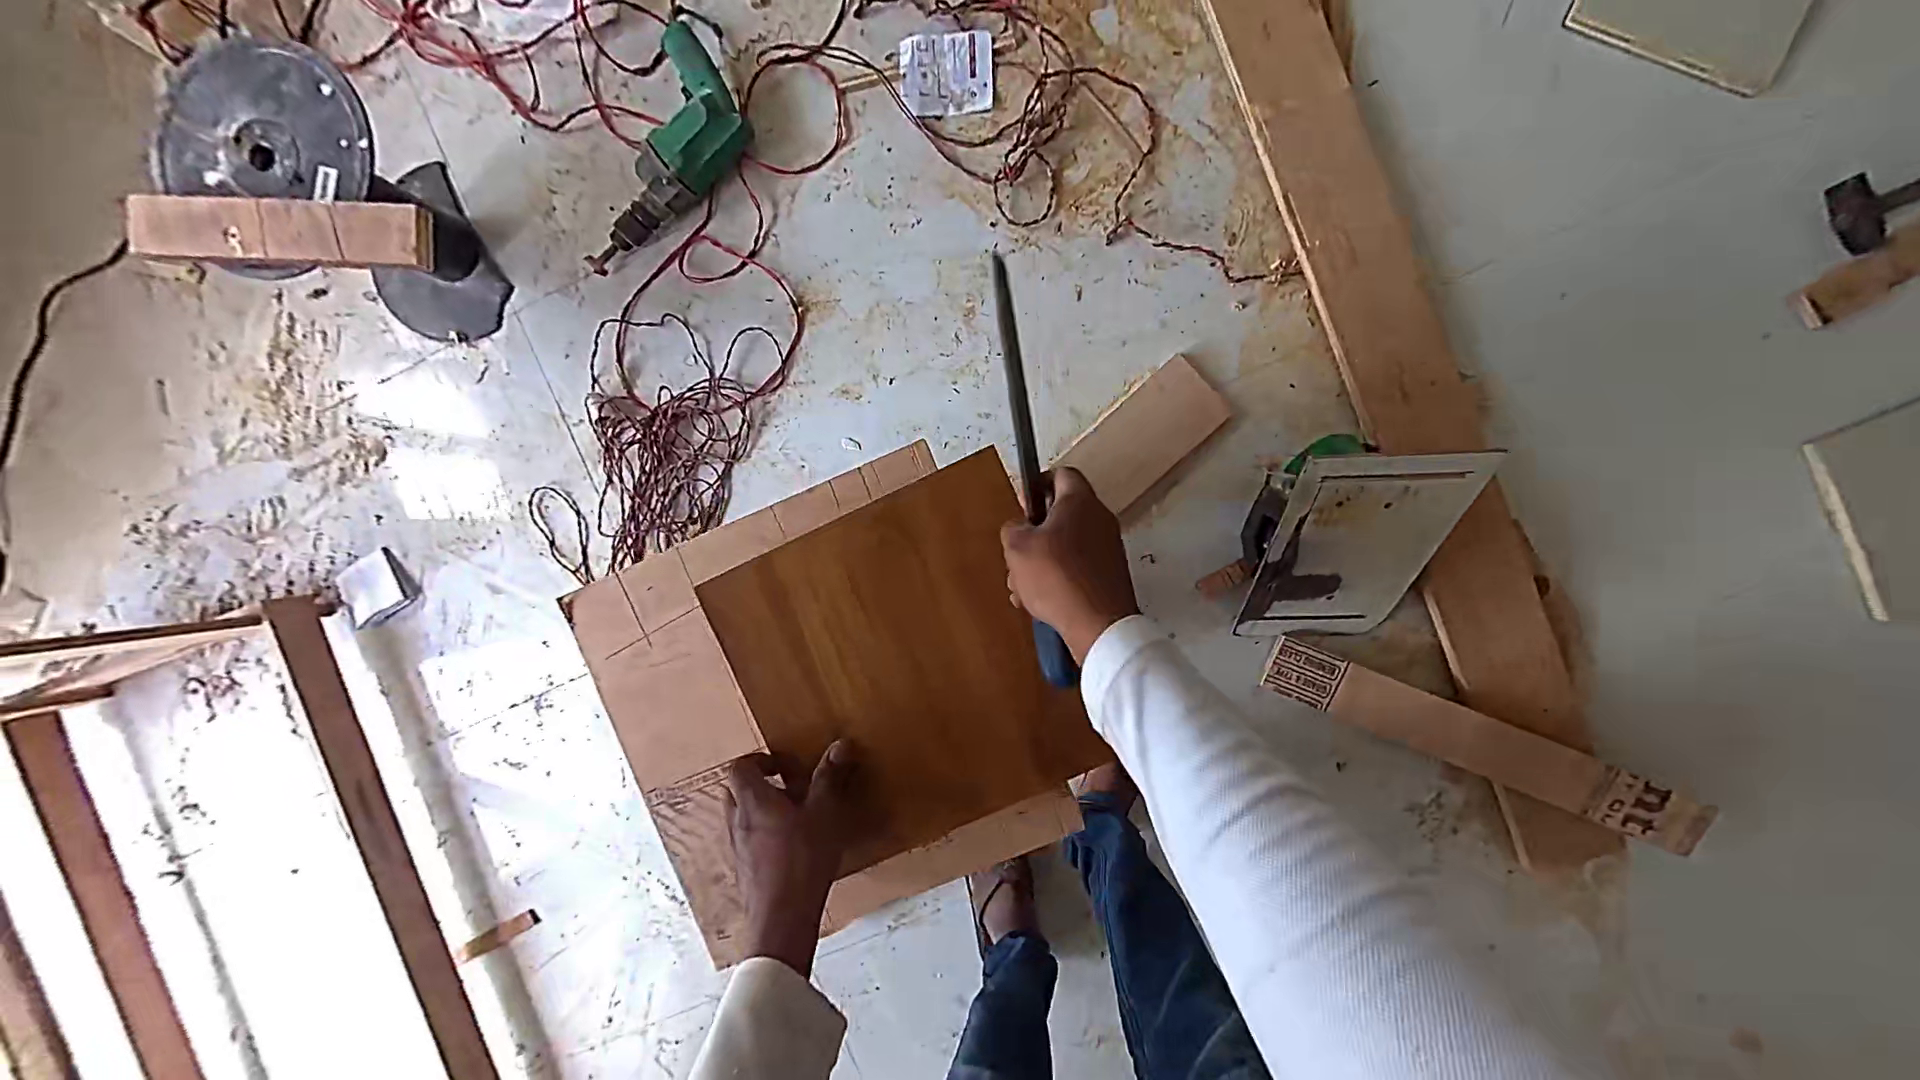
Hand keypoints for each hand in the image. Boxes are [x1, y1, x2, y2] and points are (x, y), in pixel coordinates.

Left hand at [723, 740, 856, 976]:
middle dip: (763, 783)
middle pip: (737, 790)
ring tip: (797, 816)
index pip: (740, 767)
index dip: (762, 760)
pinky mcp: (745, 871)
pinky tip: (794, 846)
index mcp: (752, 801)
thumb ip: (829, 777)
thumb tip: (840, 745)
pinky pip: (749, 841)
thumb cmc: (802, 860)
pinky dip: (766, 834)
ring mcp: (738, 849)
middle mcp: (738, 822)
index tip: (788, 767)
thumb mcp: (823, 812)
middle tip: (792, 788)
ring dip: (764, 809)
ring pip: (743, 816)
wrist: (782, 920)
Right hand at [1001, 467, 1140, 663]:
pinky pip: (1076, 568)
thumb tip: (1019, 528)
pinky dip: (1057, 579)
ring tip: (1022, 586)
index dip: (1038, 483)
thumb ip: (1013, 528)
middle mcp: (1099, 519)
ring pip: (1065, 545)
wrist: (1098, 624)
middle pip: (1061, 515)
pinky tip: (1039, 601)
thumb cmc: (1057, 578)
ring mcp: (1108, 548)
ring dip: (1040, 561)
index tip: (1024, 503)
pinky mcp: (1109, 575)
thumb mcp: (1017, 547)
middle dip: (1034, 534)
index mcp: (1080, 502)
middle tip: (1018, 552)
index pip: (1061, 474)